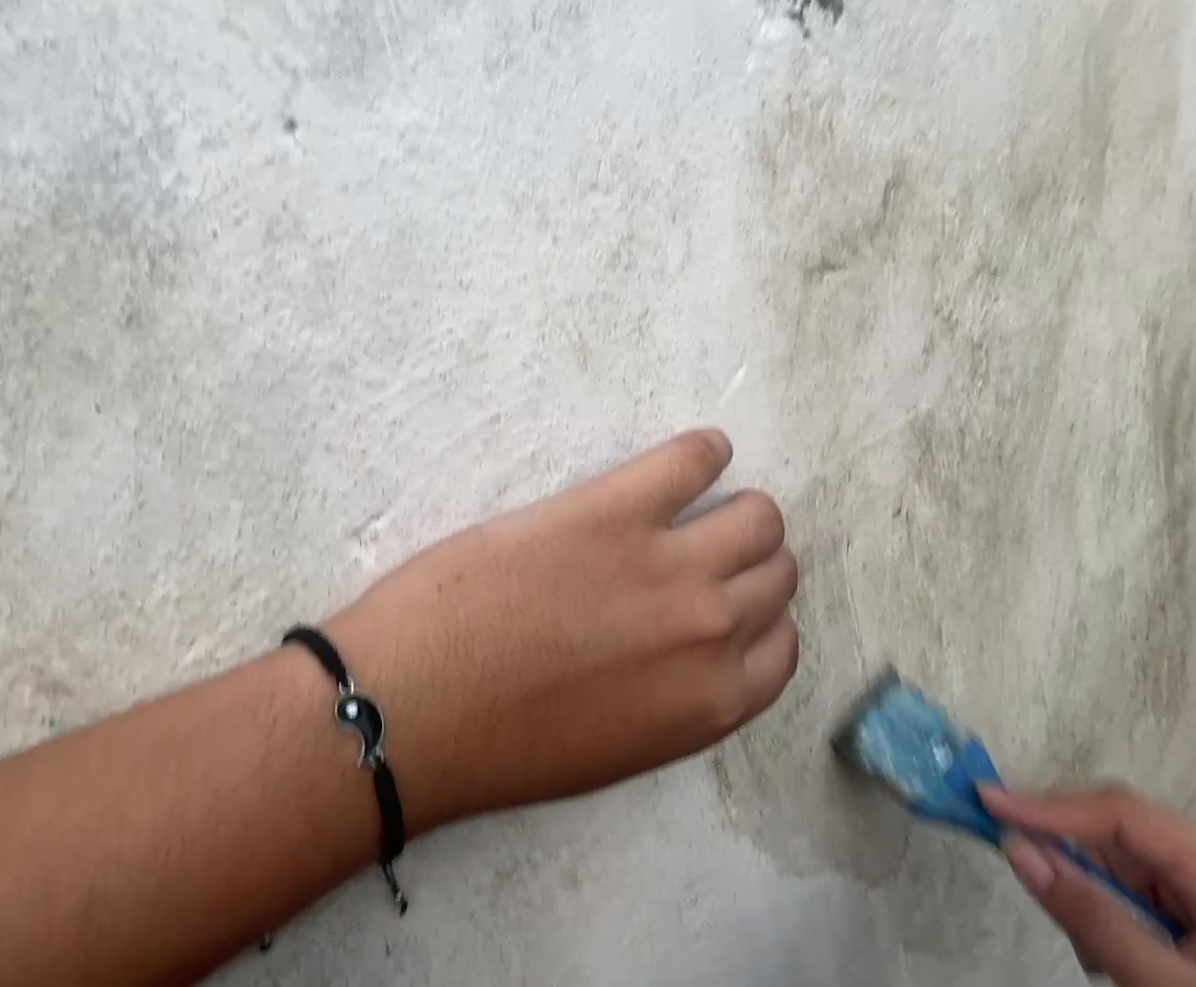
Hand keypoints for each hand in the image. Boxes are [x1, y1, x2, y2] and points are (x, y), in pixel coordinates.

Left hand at [324, 430, 799, 832]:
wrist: (413, 709)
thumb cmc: (500, 741)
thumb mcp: (618, 744)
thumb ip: (676, 698)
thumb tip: (694, 650)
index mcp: (712, 702)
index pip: (782, 643)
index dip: (758, 618)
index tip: (730, 603)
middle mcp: (711, 632)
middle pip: (775, 573)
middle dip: (748, 565)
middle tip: (702, 554)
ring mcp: (667, 565)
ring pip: (756, 516)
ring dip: (738, 511)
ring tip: (696, 506)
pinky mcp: (612, 510)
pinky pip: (690, 460)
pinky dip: (702, 452)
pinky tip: (693, 456)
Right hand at [982, 788, 1195, 986]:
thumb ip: (1096, 922)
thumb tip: (1018, 850)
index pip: (1126, 817)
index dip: (1052, 805)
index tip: (986, 800)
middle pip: (1126, 839)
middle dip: (1067, 849)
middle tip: (1012, 858)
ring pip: (1130, 873)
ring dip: (1090, 894)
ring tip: (1096, 954)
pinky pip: (1144, 905)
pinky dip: (1113, 922)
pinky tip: (1115, 960)